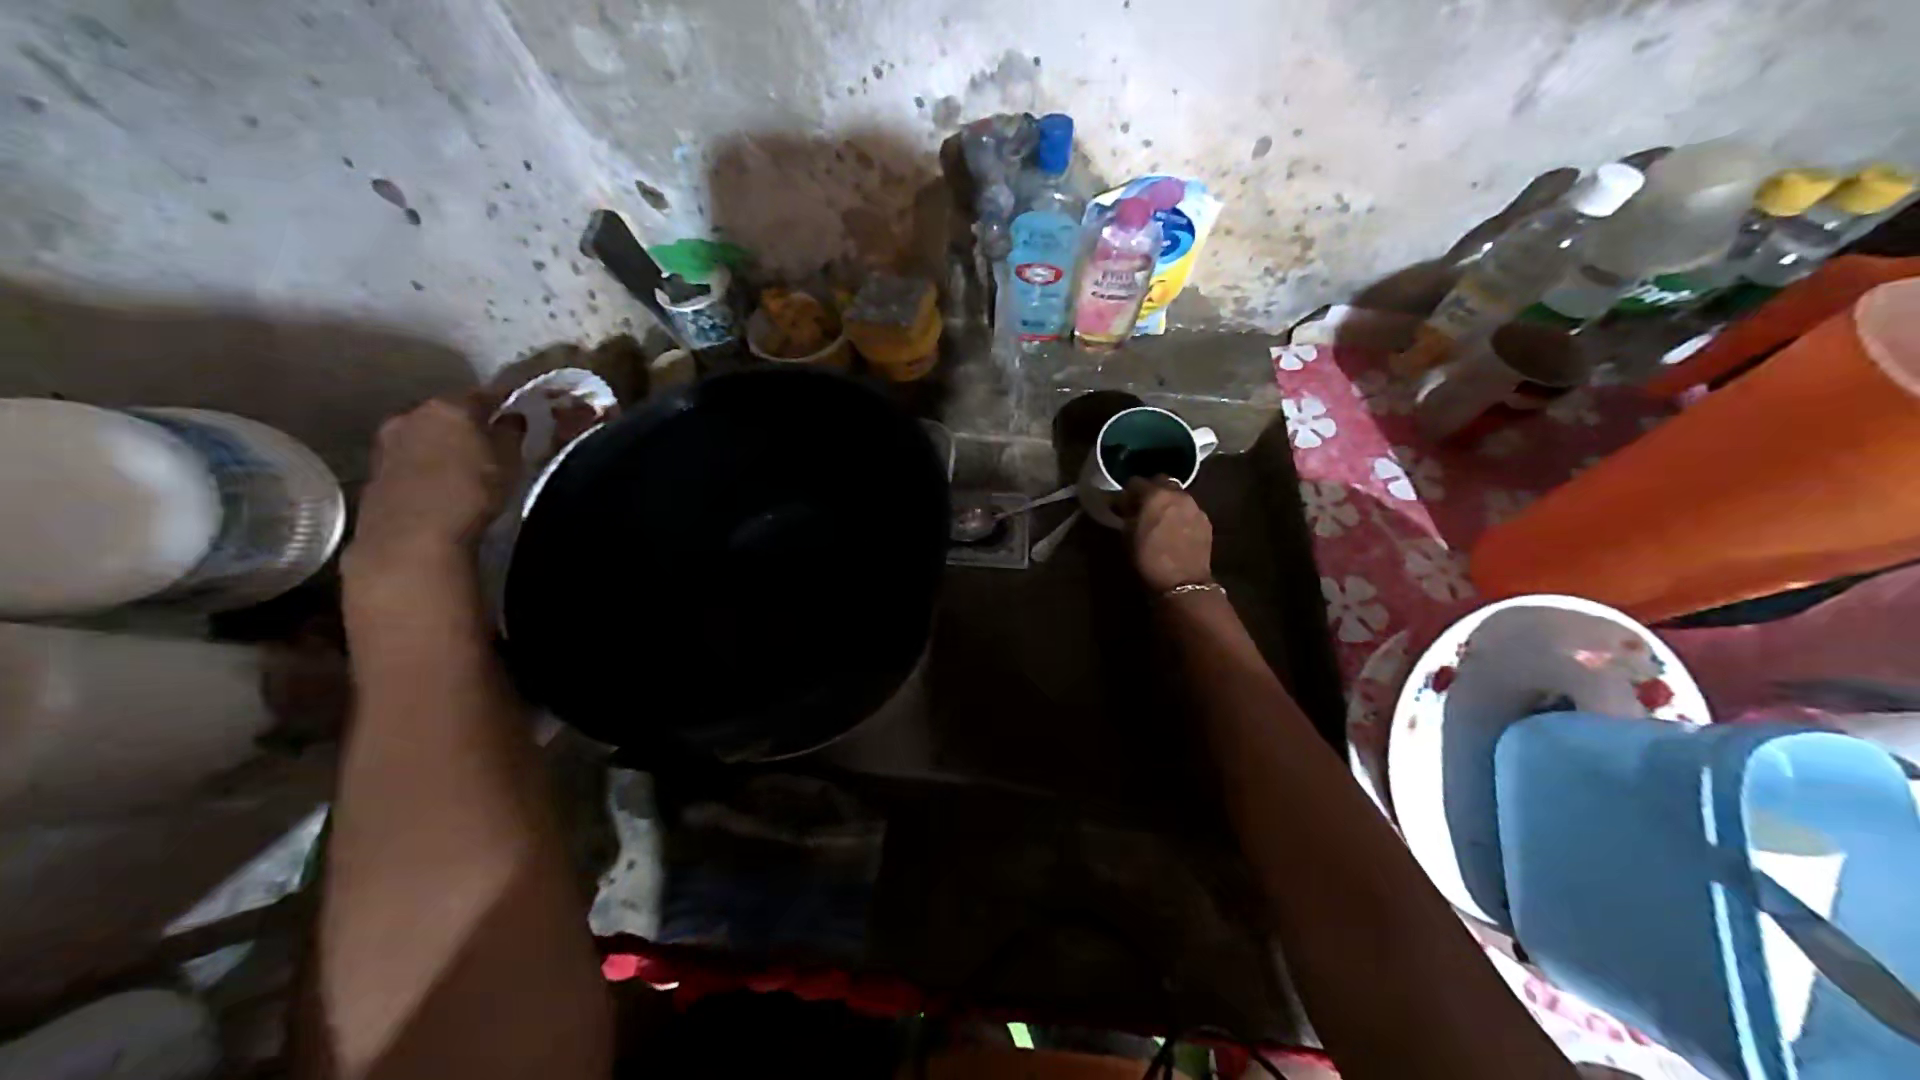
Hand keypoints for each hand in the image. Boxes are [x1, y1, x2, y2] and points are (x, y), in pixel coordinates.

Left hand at [346, 394, 513, 576]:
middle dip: (467, 421)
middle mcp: (412, 415)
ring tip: (462, 462)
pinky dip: (425, 463)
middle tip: (488, 437)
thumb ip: (510, 435)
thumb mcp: (509, 462)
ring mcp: (387, 442)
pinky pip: (409, 457)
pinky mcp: (375, 470)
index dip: (502, 400)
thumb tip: (511, 417)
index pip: (483, 394)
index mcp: (449, 407)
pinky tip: (438, 480)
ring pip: (424, 434)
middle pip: (447, 412)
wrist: (413, 537)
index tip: (515, 406)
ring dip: (442, 442)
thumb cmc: (472, 492)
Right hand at [1121, 477, 1212, 592]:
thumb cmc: (1149, 558)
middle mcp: (1177, 494)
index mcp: (1155, 495)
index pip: (1136, 481)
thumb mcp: (1127, 535)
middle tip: (1144, 507)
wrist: (1182, 582)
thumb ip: (1126, 514)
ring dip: (1168, 501)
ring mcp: (1195, 506)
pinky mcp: (1206, 521)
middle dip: (1151, 490)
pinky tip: (1176, 529)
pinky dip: (1181, 514)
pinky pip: (1189, 510)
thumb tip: (1124, 504)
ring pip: (1178, 495)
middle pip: (1161, 481)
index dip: (1128, 492)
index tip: (1124, 504)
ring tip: (1161, 519)